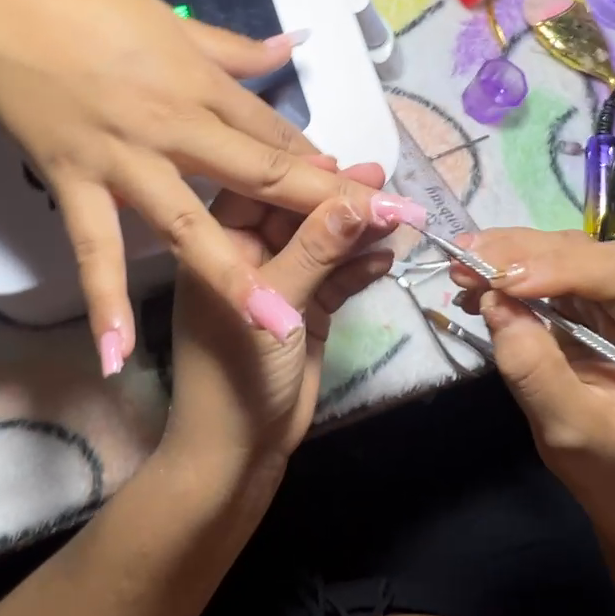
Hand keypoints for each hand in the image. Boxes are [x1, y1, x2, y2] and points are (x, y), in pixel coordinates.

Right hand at [0, 0, 418, 373]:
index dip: (322, 166)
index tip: (365, 193)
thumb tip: (291, 47)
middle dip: (325, 209)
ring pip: (190, 223)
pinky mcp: (71, 179)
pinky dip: (103, 302)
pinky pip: (91, 248)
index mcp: (201, 82)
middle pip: (261, 175)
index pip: (276, 134)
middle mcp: (175, 126)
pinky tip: (118, 357)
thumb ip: (234, 48)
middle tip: (384, 237)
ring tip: (282, 326)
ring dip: (236, 276)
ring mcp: (124, 158)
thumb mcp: (171, 20)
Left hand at [168, 170, 395, 471]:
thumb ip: (317, 249)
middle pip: (297, 215)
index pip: (256, 192)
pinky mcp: (306, 310)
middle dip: (338, 200)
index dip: (296, 173)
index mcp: (217, 245)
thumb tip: (359, 197)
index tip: (340, 160)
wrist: (239, 454)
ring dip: (357, 233)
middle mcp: (248, 256)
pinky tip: (385, 258)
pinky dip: (359, 268)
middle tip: (382, 179)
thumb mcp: (277, 304)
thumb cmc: (238, 373)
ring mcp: (281, 284)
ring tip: (397, 214)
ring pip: (323, 245)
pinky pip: (336, 279)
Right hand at [449, 230, 614, 499]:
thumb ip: (537, 372)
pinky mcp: (586, 298)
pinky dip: (507, 270)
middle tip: (464, 261)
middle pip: (588, 254)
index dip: (561, 268)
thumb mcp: (571, 430)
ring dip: (508, 254)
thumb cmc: (608, 462)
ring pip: (563, 252)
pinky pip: (546, 267)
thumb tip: (496, 305)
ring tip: (460, 266)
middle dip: (523, 254)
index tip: (503, 282)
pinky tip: (474, 284)